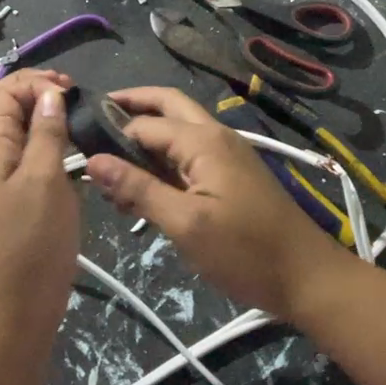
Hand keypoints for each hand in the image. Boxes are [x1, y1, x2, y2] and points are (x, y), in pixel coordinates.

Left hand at [0, 69, 79, 332]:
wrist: (12, 313)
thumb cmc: (28, 243)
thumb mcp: (43, 180)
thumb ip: (46, 133)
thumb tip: (50, 94)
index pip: (4, 90)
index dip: (36, 81)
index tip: (73, 90)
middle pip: (5, 106)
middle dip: (37, 92)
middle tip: (75, 98)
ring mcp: (1, 179)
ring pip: (17, 131)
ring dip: (43, 117)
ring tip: (78, 121)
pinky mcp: (16, 200)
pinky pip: (28, 157)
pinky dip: (48, 144)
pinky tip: (73, 155)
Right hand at [86, 87, 344, 317]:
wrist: (309, 279)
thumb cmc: (245, 252)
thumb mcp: (185, 224)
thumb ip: (138, 189)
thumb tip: (93, 160)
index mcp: (202, 140)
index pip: (143, 123)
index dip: (110, 133)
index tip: (77, 147)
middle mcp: (215, 135)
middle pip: (166, 105)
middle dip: (131, 107)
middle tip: (94, 121)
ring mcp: (227, 153)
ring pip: (178, 130)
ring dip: (147, 137)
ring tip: (113, 167)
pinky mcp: (233, 174)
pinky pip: (191, 153)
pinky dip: (164, 160)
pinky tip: (146, 188)